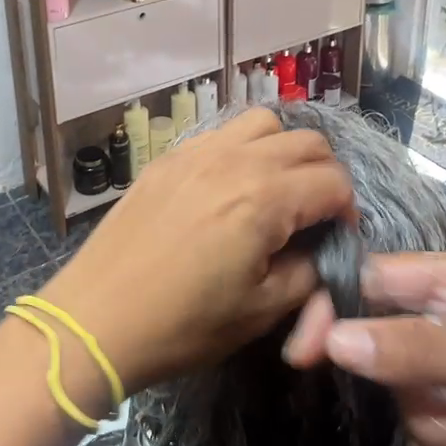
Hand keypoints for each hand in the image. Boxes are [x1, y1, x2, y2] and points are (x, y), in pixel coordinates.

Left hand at [39, 107, 352, 395]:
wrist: (98, 317)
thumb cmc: (184, 323)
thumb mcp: (261, 311)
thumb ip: (307, 271)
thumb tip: (321, 248)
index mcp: (265, 197)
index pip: (334, 181)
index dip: (347, 210)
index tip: (337, 237)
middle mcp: (236, 159)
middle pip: (307, 141)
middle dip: (324, 173)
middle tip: (314, 213)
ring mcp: (198, 150)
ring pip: (263, 122)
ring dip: (284, 149)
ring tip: (276, 189)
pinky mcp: (170, 156)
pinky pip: (222, 132)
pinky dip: (243, 147)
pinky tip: (231, 185)